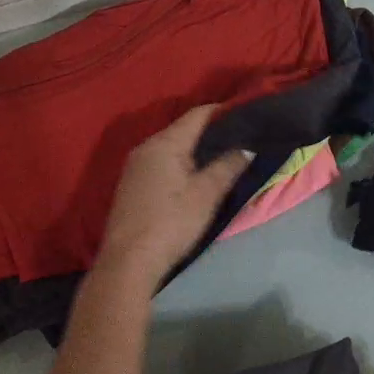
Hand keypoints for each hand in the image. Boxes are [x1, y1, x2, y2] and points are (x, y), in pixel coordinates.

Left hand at [98, 105, 252, 282]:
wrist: (128, 262)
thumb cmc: (171, 222)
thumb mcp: (206, 194)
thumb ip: (228, 166)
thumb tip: (245, 148)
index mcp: (165, 142)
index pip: (197, 114)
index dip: (222, 112)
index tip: (246, 116)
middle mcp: (146, 147)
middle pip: (183, 130)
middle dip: (210, 132)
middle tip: (238, 139)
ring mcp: (134, 167)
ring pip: (171, 147)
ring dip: (195, 150)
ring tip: (221, 157)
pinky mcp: (131, 186)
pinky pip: (161, 163)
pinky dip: (180, 164)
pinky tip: (194, 177)